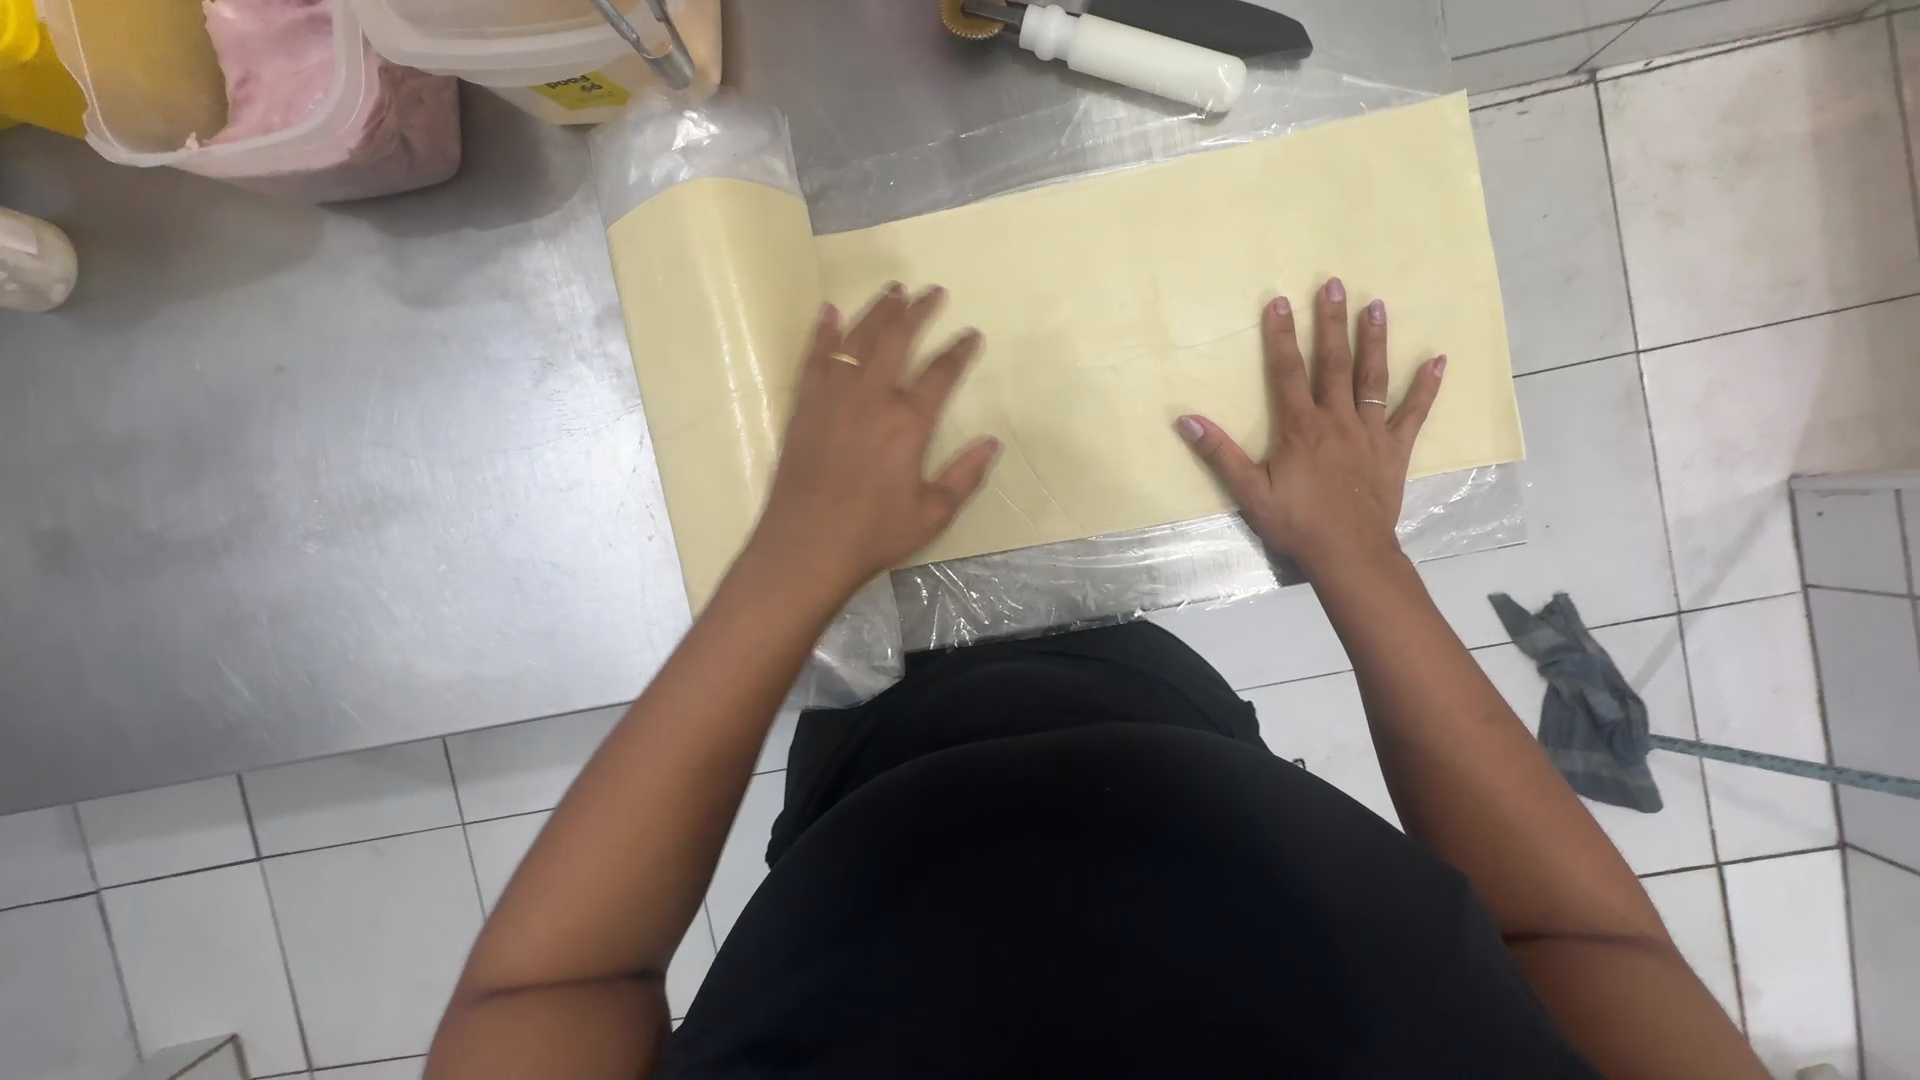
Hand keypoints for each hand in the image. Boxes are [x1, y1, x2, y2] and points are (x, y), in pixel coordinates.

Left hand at [744, 284, 1000, 597]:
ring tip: (893, 289)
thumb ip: (965, 476)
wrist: (805, 546)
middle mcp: (872, 397)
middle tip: (932, 292)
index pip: (941, 373)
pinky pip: (815, 357)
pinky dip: (823, 332)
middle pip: (898, 339)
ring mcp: (833, 397)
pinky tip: (829, 312)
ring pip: (857, 339)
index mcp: (909, 423)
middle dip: (918, 311)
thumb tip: (992, 443)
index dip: (959, 350)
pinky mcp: (804, 406)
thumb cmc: (873, 534)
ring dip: (877, 310)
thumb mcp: (933, 514)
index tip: (971, 334)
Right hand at [1177, 279, 1445, 572]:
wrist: (1348, 552)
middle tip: (1334, 284)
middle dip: (1330, 323)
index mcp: (1300, 428)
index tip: (1278, 302)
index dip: (1280, 336)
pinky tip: (1438, 361)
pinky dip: (1426, 389)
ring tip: (1376, 305)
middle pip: (1333, 363)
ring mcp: (1370, 433)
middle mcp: (1336, 420)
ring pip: (1373, 378)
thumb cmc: (1296, 523)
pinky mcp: (1394, 450)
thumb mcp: (1249, 492)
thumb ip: (1219, 454)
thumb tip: (1186, 420)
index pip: (1287, 372)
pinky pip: (1412, 414)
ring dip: (1374, 340)